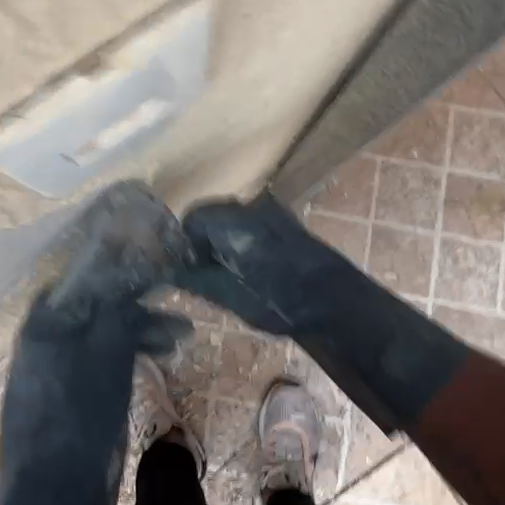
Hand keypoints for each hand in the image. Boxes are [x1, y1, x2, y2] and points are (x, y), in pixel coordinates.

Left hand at [0, 181, 192, 504]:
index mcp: (46, 318)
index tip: (158, 240)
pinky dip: (134, 350)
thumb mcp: (105, 348)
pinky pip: (106, 356)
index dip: (122, 250)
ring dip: (143, 324)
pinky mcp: (74, 396)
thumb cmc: (78, 414)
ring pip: (106, 327)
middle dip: (139, 291)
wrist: (56, 497)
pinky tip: (164, 354)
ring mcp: (58, 368)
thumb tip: (135, 254)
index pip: (86, 267)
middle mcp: (46, 336)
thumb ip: (120, 300)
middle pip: (98, 296)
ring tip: (184, 333)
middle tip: (178, 282)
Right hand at [175, 193, 359, 337]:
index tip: (194, 271)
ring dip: (226, 241)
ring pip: (233, 219)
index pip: (192, 218)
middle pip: (212, 215)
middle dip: (205, 242)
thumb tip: (169, 271)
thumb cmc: (275, 299)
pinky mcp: (288, 219)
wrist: (334, 302)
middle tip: (210, 274)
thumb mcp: (226, 295)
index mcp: (231, 217)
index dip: (188, 246)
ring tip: (234, 274)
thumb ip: (194, 277)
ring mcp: (272, 208)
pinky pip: (254, 223)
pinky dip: (245, 240)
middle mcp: (250, 203)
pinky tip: (255, 268)